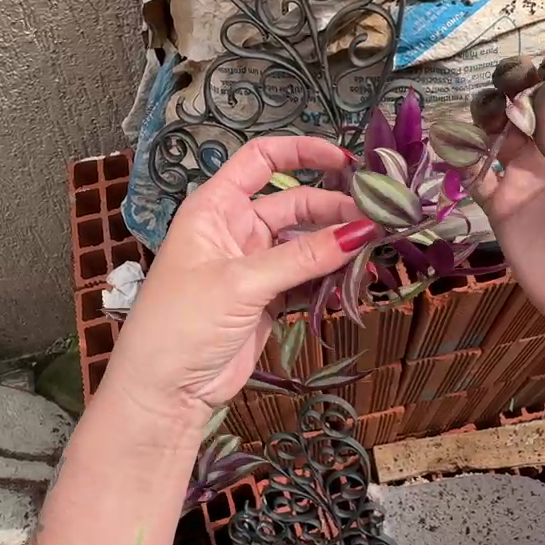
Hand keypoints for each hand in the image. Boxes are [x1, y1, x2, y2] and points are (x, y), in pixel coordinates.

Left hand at [103, 137, 379, 425]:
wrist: (165, 392)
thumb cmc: (184, 323)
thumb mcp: (242, 283)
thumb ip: (303, 257)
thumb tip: (362, 230)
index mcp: (215, 207)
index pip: (260, 160)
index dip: (302, 152)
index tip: (346, 161)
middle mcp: (236, 228)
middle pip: (295, 204)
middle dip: (334, 209)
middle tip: (379, 221)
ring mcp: (254, 265)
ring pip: (305, 243)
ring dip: (337, 246)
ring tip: (376, 250)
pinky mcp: (268, 299)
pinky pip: (306, 277)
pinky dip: (329, 278)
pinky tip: (355, 281)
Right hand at [465, 51, 544, 336]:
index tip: (541, 65)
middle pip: (533, 100)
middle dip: (517, 85)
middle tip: (504, 82)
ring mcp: (530, 174)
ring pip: (500, 129)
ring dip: (489, 114)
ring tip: (485, 115)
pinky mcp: (502, 203)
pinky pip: (476, 172)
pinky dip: (462, 155)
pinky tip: (453, 144)